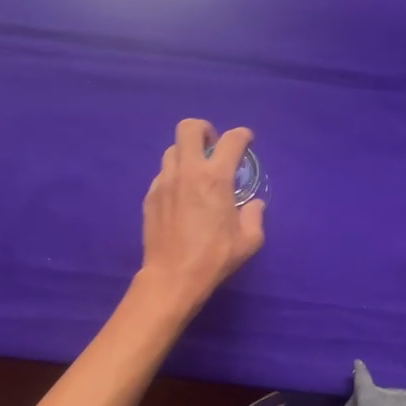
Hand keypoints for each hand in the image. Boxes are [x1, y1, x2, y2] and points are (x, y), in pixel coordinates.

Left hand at [139, 119, 265, 308]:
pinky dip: (174, 176)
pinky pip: (163, 174)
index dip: (242, 135)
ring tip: (196, 172)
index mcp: (216, 178)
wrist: (172, 277)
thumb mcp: (249, 241)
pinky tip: (181, 196)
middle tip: (213, 147)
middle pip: (189, 128)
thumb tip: (254, 205)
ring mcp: (165, 182)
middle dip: (204, 130)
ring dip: (187, 153)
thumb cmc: (214, 257)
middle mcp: (188, 171)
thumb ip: (255, 216)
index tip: (246, 141)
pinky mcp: (150, 196)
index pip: (231, 140)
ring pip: (173, 150)